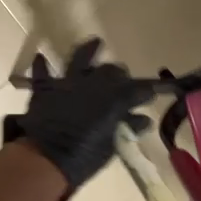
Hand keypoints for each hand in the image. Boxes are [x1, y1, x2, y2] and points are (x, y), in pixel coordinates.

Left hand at [2, 39, 150, 200]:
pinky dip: (42, 66)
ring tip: (96, 42)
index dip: (150, 89)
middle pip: (110, 70)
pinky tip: (41, 57)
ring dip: (88, 51)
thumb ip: (127, 128)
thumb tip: (143, 120)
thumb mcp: (112, 145)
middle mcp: (91, 84)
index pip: (138, 89)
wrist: (46, 158)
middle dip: (119, 74)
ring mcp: (65, 84)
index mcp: (113, 98)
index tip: (159, 90)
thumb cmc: (84, 157)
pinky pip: (42, 73)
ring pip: (79, 59)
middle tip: (123, 80)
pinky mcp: (44, 89)